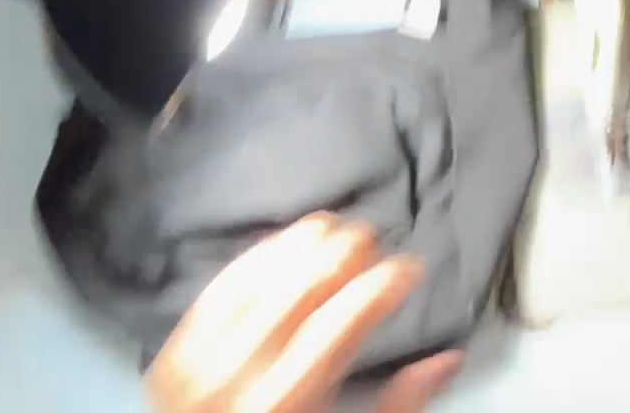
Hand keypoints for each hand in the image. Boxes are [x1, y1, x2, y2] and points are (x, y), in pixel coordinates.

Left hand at [146, 214, 461, 412]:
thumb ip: (398, 405)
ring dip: (312, 240)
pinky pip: (231, 276)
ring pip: (272, 269)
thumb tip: (451, 358)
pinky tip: (297, 240)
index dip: (385, 282)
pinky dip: (270, 250)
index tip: (410, 267)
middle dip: (350, 248)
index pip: (345, 320)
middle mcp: (241, 376)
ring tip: (339, 234)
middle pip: (308, 283)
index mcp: (288, 402)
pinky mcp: (179, 342)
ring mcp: (202, 356)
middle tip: (373, 243)